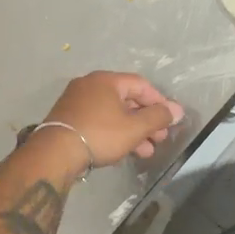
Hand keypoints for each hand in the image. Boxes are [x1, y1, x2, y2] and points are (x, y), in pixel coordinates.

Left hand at [43, 71, 183, 164]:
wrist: (57, 152)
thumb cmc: (101, 134)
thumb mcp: (135, 127)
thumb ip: (159, 117)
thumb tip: (177, 110)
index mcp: (106, 80)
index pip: (141, 85)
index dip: (159, 101)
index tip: (170, 120)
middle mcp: (90, 85)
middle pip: (127, 99)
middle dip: (147, 121)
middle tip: (160, 138)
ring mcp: (77, 101)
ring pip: (114, 113)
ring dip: (133, 131)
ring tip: (146, 151)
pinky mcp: (69, 117)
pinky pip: (100, 120)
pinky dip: (115, 132)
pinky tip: (124, 149)